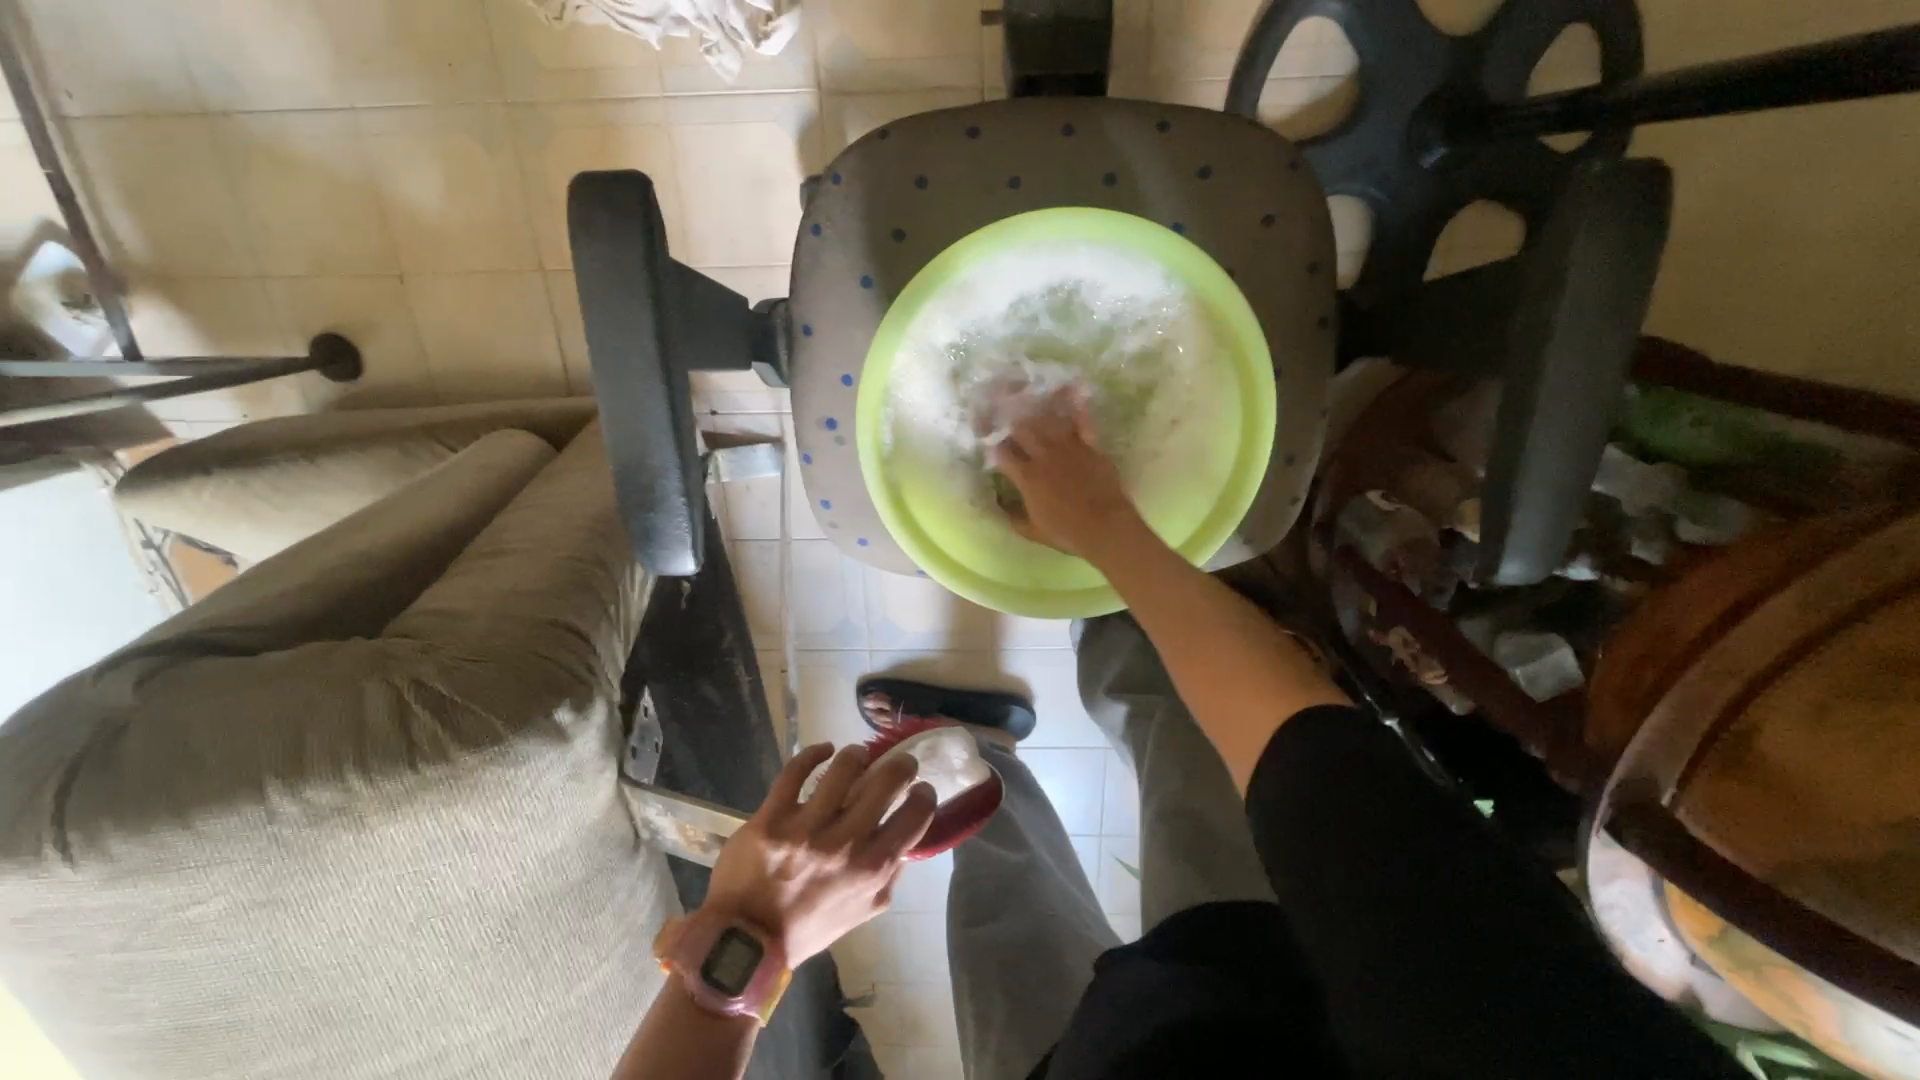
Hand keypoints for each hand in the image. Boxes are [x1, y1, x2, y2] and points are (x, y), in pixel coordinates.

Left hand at [701, 743, 937, 964]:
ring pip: (844, 766)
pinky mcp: (772, 817)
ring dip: (857, 755)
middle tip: (896, 763)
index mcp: (872, 868)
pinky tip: (824, 750)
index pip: (916, 815)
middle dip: (899, 765)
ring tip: (857, 755)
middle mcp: (845, 843)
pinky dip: (814, 753)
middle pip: (886, 780)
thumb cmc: (809, 926)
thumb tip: (902, 842)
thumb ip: (888, 875)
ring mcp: (807, 827)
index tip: (918, 788)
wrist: (747, 940)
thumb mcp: (864, 911)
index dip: (923, 794)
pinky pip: (796, 770)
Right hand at [989, 394, 1149, 563]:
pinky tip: (1072, 387)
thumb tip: (999, 506)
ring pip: (1047, 421)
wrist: (1105, 527)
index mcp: (1026, 477)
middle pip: (1022, 430)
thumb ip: (1012, 516)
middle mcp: (1043, 456)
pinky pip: (1082, 420)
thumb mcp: (1032, 531)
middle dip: (1010, 423)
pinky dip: (1077, 404)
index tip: (988, 443)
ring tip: (1027, 403)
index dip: (993, 447)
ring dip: (1036, 413)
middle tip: (1004, 416)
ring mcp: (1068, 447)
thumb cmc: (1067, 532)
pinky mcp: (1090, 445)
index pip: (1003, 454)